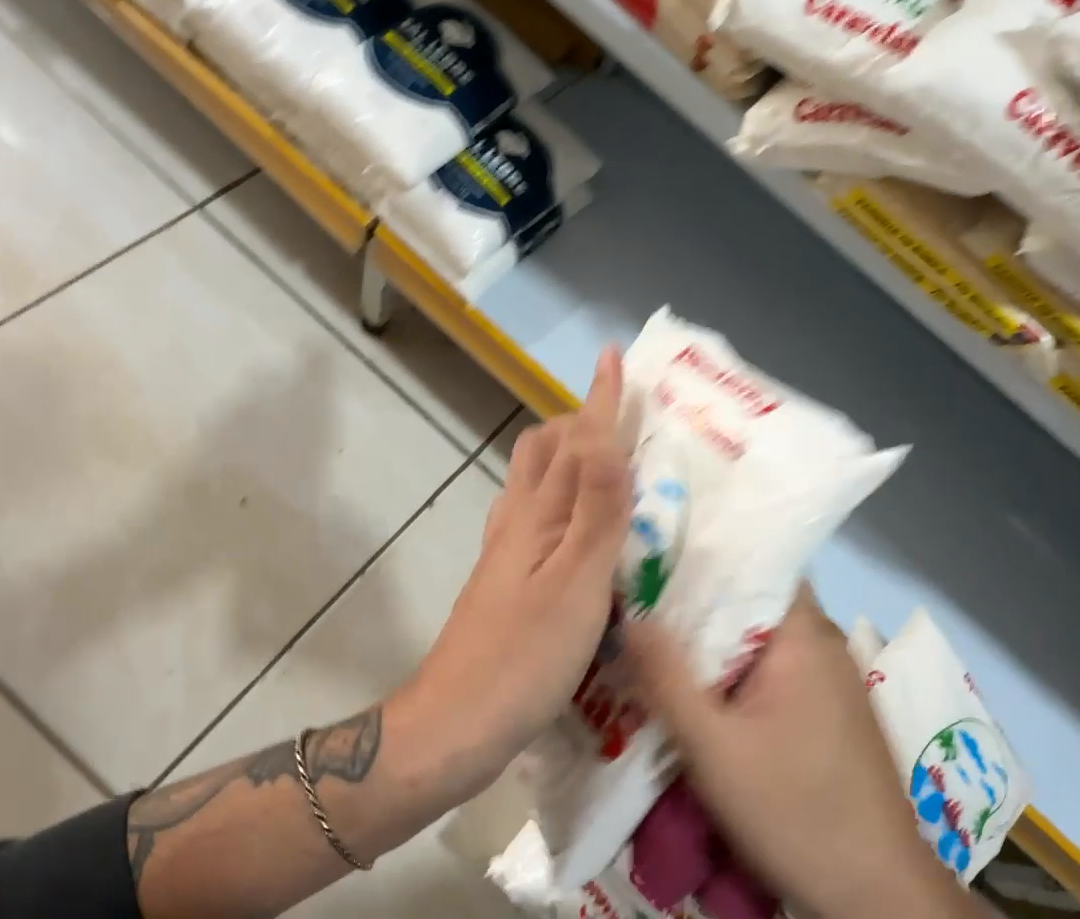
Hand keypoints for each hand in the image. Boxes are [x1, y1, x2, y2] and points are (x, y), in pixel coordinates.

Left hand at [402, 348, 633, 798]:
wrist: (455, 724)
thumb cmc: (524, 658)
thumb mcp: (575, 584)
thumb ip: (596, 511)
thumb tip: (608, 434)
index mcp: (538, 515)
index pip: (576, 442)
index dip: (599, 400)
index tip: (614, 355)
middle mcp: (517, 521)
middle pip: (544, 450)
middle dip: (581, 420)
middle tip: (624, 415)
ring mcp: (506, 552)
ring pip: (535, 481)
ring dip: (570, 457)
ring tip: (608, 461)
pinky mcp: (505, 581)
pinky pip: (534, 515)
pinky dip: (562, 498)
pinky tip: (576, 525)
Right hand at [627, 593, 973, 918]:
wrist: (878, 893)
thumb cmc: (794, 809)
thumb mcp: (712, 747)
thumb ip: (667, 676)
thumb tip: (631, 610)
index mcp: (804, 633)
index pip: (753, 560)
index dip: (700, 556)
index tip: (651, 559)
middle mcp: (825, 642)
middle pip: (752, 600)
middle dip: (698, 605)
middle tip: (641, 608)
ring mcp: (835, 678)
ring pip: (762, 639)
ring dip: (716, 645)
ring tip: (661, 648)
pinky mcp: (835, 711)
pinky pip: (778, 670)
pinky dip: (740, 673)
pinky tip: (705, 696)